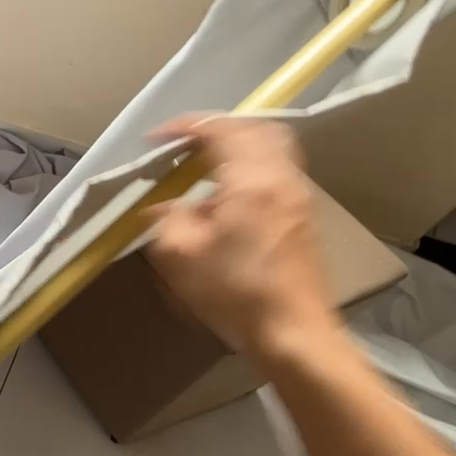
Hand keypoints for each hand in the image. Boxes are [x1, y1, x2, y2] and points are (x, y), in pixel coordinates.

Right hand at [144, 114, 339, 363]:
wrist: (290, 328)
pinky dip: (249, 164)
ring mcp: (297, 196)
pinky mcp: (300, 215)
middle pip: (257, 129)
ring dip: (237, 144)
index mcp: (251, 183)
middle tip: (184, 142)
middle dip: (218, 127)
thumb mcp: (179, 256)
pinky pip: (275, 170)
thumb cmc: (232, 291)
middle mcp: (281, 179)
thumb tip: (164, 205)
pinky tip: (225, 191)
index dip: (186, 127)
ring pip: (272, 148)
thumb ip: (167, 218)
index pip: (222, 132)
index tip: (155, 139)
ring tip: (203, 161)